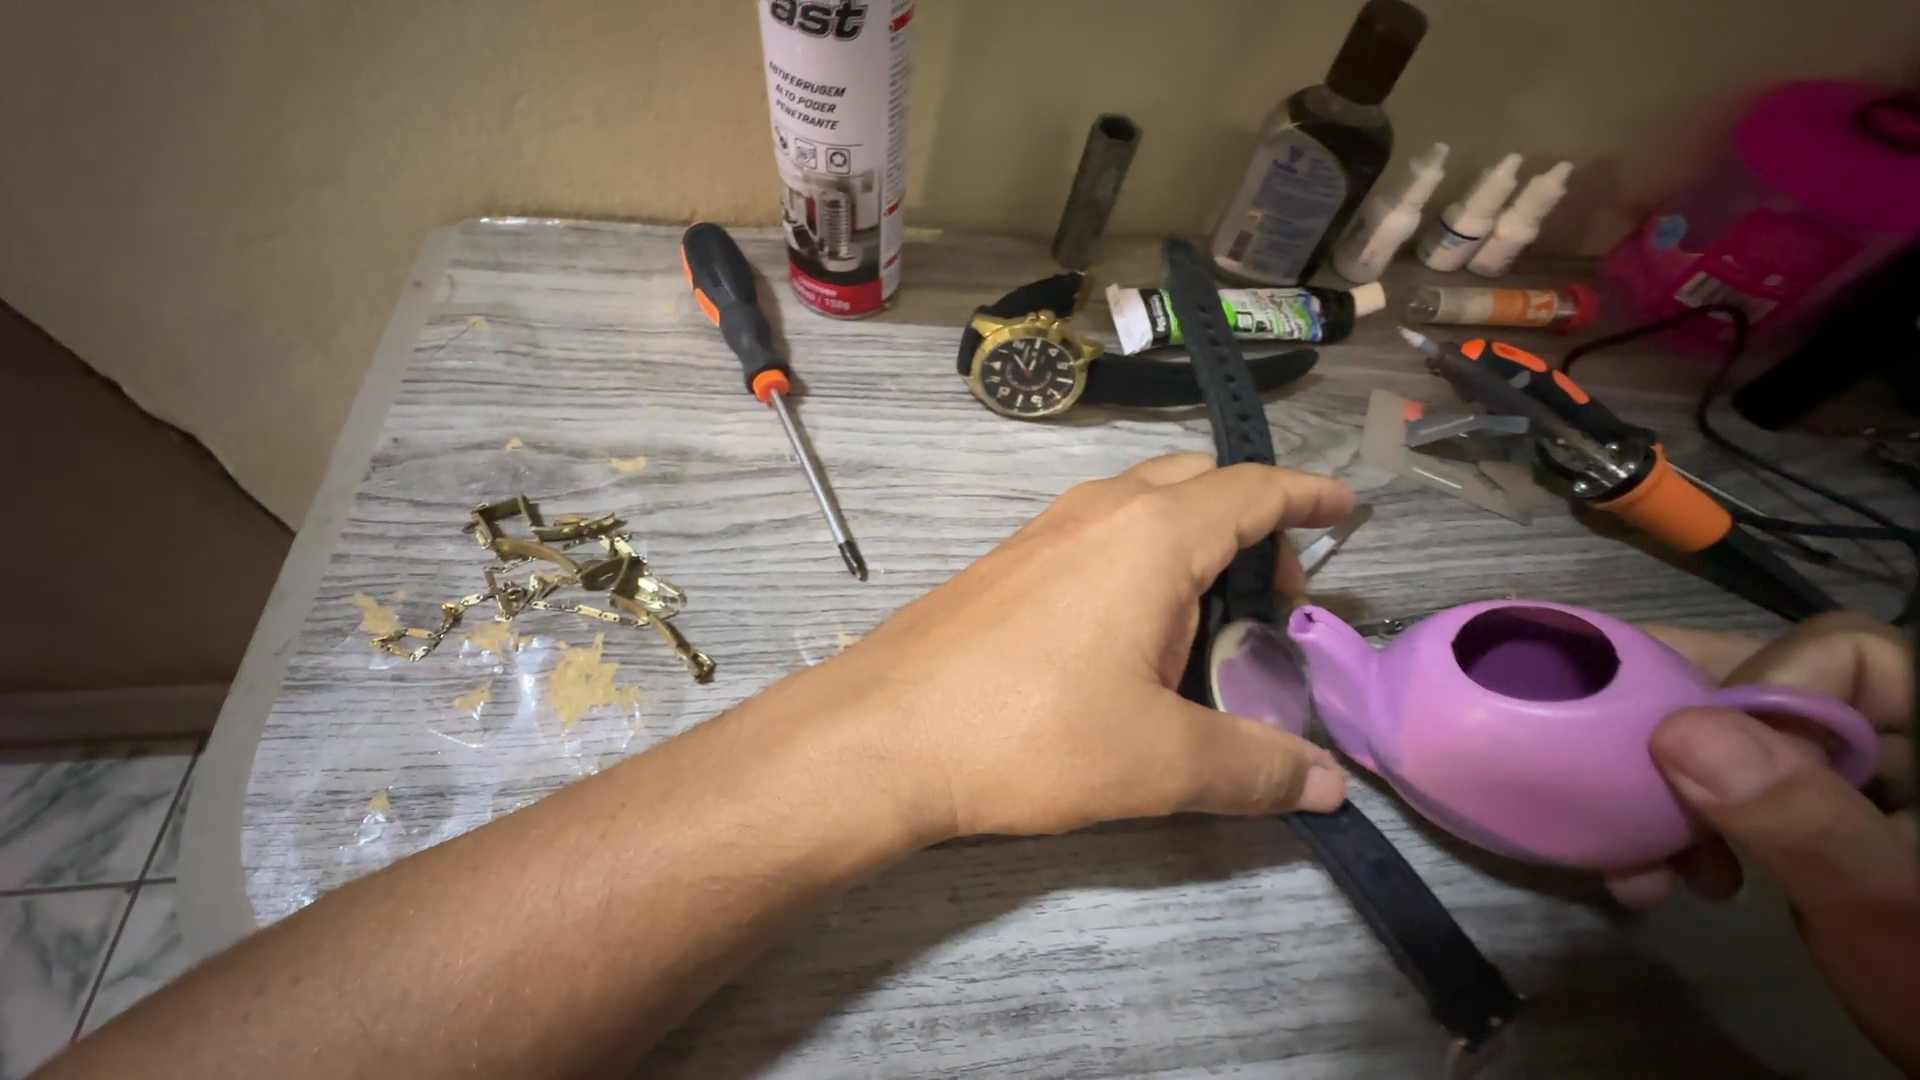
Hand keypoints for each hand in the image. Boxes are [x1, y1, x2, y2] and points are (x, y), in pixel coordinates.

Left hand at [788, 453, 1354, 839]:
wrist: (884, 731)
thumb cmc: (1030, 732)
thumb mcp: (1159, 760)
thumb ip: (1252, 766)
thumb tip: (1326, 784)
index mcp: (1151, 535)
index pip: (1251, 490)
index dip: (1307, 496)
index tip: (1346, 509)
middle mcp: (1096, 511)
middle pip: (1196, 486)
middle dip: (1250, 525)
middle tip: (1271, 598)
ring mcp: (1042, 532)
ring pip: (1140, 508)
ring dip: (1188, 544)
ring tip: (1200, 624)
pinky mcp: (1005, 563)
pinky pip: (1093, 537)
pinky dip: (1135, 561)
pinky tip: (1124, 634)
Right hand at [1609, 614, 1918, 1069]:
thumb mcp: (1886, 917)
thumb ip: (1801, 821)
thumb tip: (1678, 731)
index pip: (1838, 654)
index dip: (1760, 690)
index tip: (1694, 761)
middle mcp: (1899, 738)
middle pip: (1769, 687)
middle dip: (1681, 739)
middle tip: (1626, 789)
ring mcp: (1859, 779)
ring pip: (1738, 736)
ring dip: (1672, 790)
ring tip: (1647, 858)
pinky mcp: (1821, 815)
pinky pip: (1735, 782)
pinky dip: (1691, 820)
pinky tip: (1675, 871)